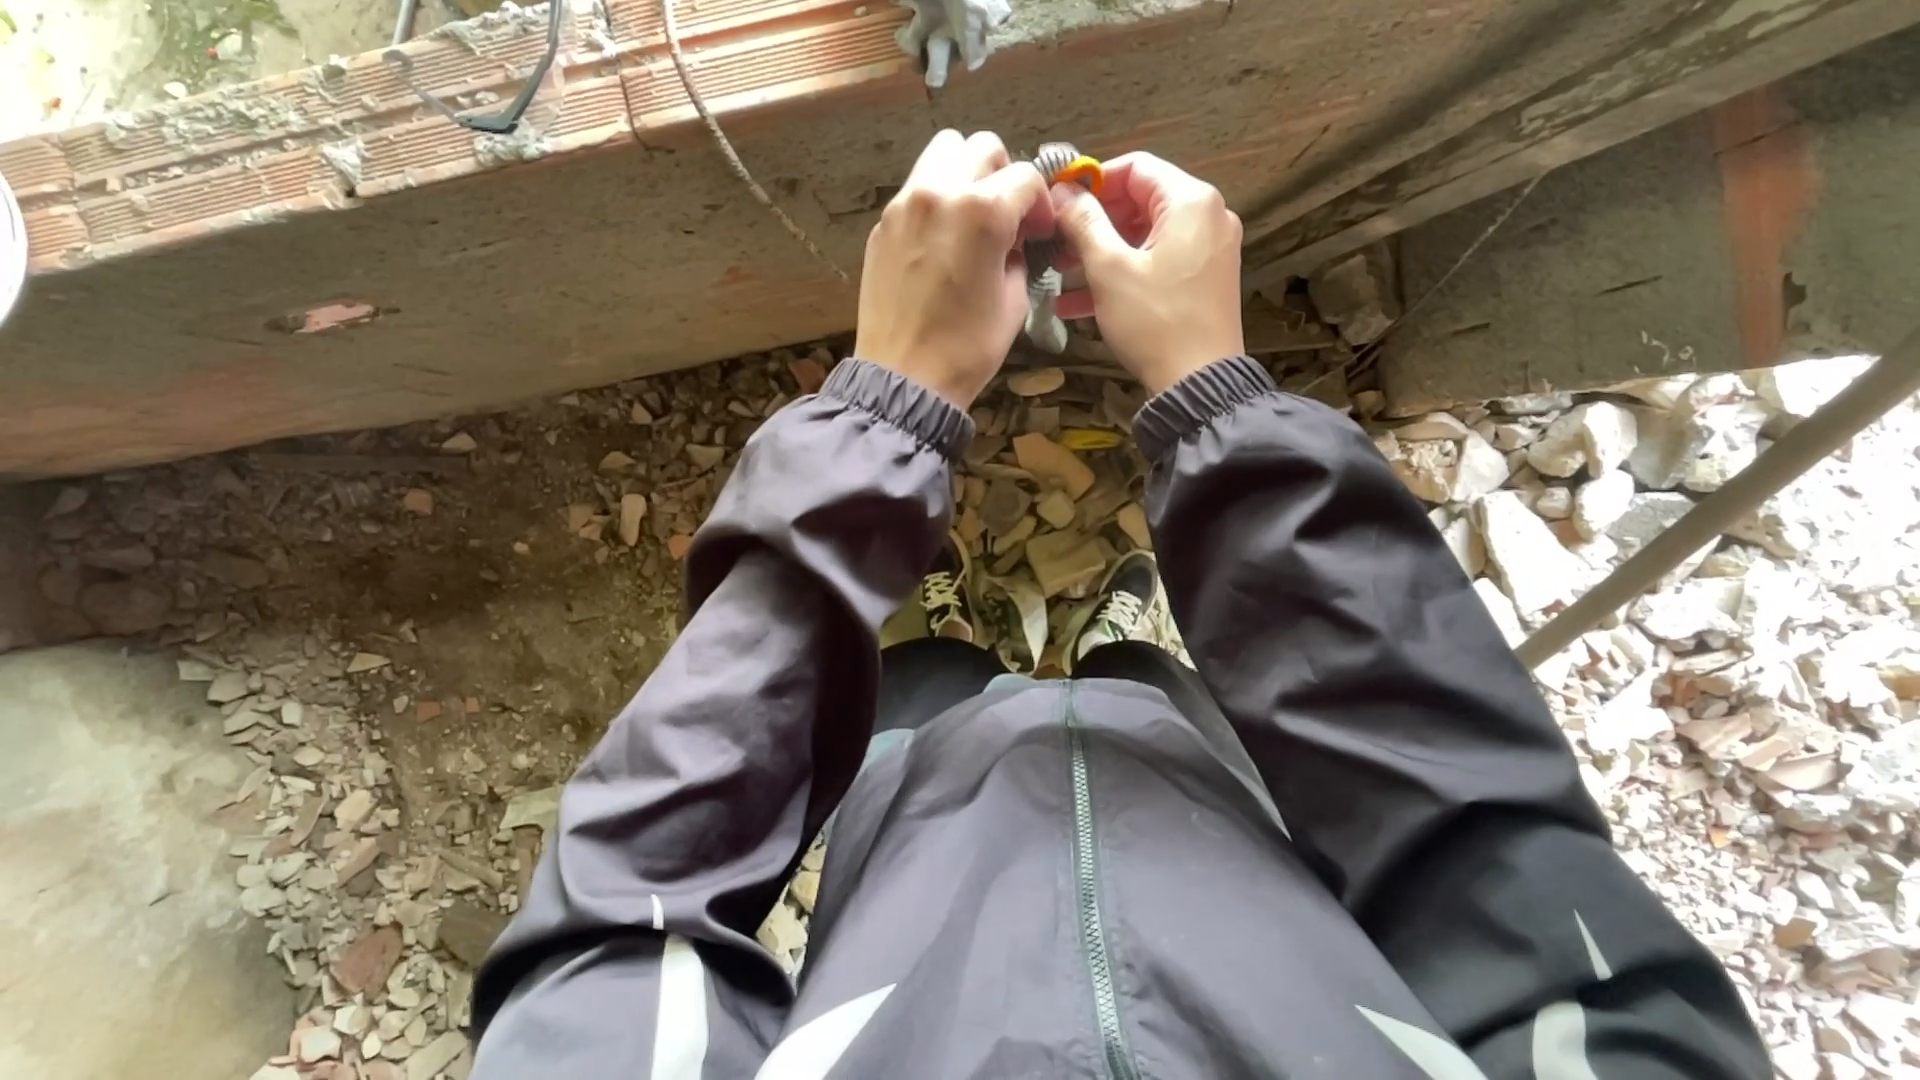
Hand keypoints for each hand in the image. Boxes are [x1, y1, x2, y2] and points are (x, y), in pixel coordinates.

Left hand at [856, 130, 1051, 407]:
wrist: (904, 379)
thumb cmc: (967, 350)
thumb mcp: (1012, 302)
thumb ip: (1018, 256)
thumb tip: (1014, 241)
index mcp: (982, 212)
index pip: (1025, 177)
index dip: (1041, 204)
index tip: (1039, 231)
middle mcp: (940, 193)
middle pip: (981, 148)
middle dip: (1003, 176)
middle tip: (1006, 216)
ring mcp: (905, 205)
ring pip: (942, 154)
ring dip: (965, 175)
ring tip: (971, 218)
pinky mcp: (882, 226)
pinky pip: (916, 190)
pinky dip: (936, 201)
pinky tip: (941, 243)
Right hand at [1051, 153, 1244, 394]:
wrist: (1198, 384)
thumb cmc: (1154, 321)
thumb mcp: (1109, 269)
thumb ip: (1083, 222)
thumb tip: (1063, 190)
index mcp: (1191, 201)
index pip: (1135, 167)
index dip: (1091, 181)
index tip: (1058, 203)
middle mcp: (1208, 218)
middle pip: (1140, 203)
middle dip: (1093, 224)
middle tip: (1055, 245)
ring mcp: (1208, 252)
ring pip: (1144, 238)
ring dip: (1099, 254)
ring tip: (1059, 276)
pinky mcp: (1203, 283)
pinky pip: (1156, 265)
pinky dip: (1122, 276)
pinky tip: (1077, 303)